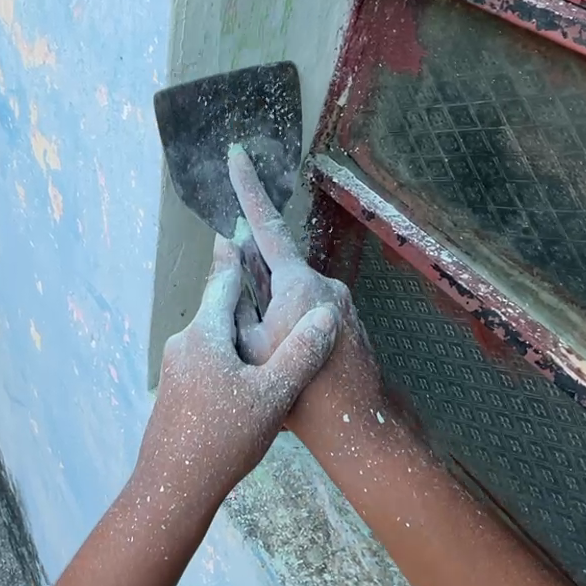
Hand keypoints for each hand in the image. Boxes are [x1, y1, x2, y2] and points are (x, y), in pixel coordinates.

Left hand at [133, 234, 338, 512]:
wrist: (174, 486)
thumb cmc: (224, 438)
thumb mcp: (273, 395)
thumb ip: (301, 353)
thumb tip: (326, 313)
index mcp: (204, 334)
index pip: (224, 282)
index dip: (236, 254)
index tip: (239, 227)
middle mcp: (183, 342)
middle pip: (218, 306)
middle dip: (243, 291)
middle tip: (267, 272)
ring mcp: (175, 367)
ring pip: (213, 334)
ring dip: (238, 326)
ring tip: (268, 322)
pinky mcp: (175, 389)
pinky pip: (206, 356)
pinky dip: (229, 351)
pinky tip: (247, 369)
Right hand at [227, 145, 385, 437]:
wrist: (359, 431)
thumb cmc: (297, 391)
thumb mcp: (248, 344)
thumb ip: (235, 293)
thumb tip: (226, 249)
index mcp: (299, 285)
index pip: (266, 225)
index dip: (247, 188)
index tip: (237, 154)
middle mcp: (324, 284)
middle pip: (274, 265)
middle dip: (250, 280)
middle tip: (241, 318)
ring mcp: (339, 301)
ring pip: (289, 289)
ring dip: (269, 306)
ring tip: (264, 353)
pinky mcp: (346, 318)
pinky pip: (306, 305)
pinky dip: (287, 318)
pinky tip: (283, 354)